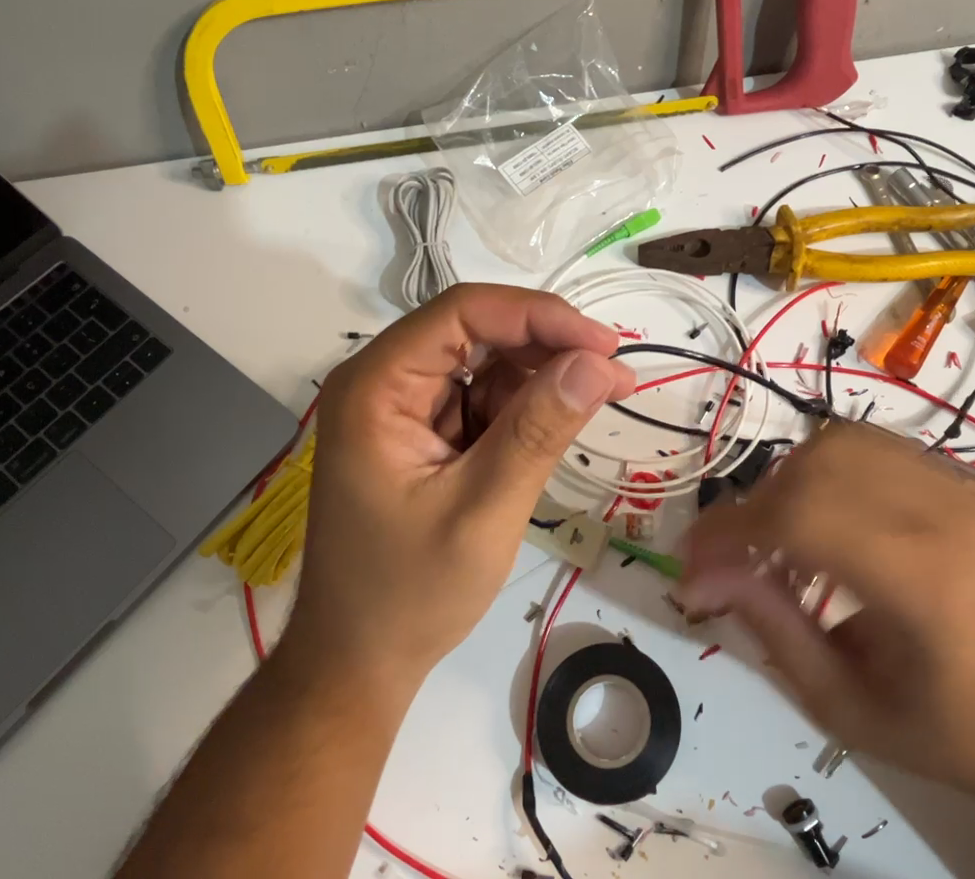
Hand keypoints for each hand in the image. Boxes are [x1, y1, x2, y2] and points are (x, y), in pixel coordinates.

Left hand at [286, 284, 635, 692]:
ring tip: (598, 400)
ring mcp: (400, 410)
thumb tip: (598, 362)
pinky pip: (479, 401)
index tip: (605, 343)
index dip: (539, 315)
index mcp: (376, 387)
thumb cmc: (410, 594)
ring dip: (540, 379)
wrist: (360, 662)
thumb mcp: (483, 510)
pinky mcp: (420, 437)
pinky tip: (557, 427)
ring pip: (483, 364)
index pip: (462, 313)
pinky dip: (522, 410)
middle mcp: (383, 383)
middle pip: (474, 332)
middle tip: (613, 375)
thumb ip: (539, 430)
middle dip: (546, 347)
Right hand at [677, 420, 974, 801]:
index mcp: (922, 583)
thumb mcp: (845, 706)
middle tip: (727, 558)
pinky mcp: (956, 487)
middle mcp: (941, 517)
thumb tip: (703, 575)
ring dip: (786, 482)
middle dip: (751, 507)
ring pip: (840, 444)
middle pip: (815, 468)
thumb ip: (771, 628)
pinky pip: (871, 448)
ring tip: (771, 537)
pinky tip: (814, 518)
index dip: (730, 532)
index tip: (690, 565)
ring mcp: (954, 493)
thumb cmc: (949, 732)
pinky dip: (822, 469)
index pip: (802, 518)